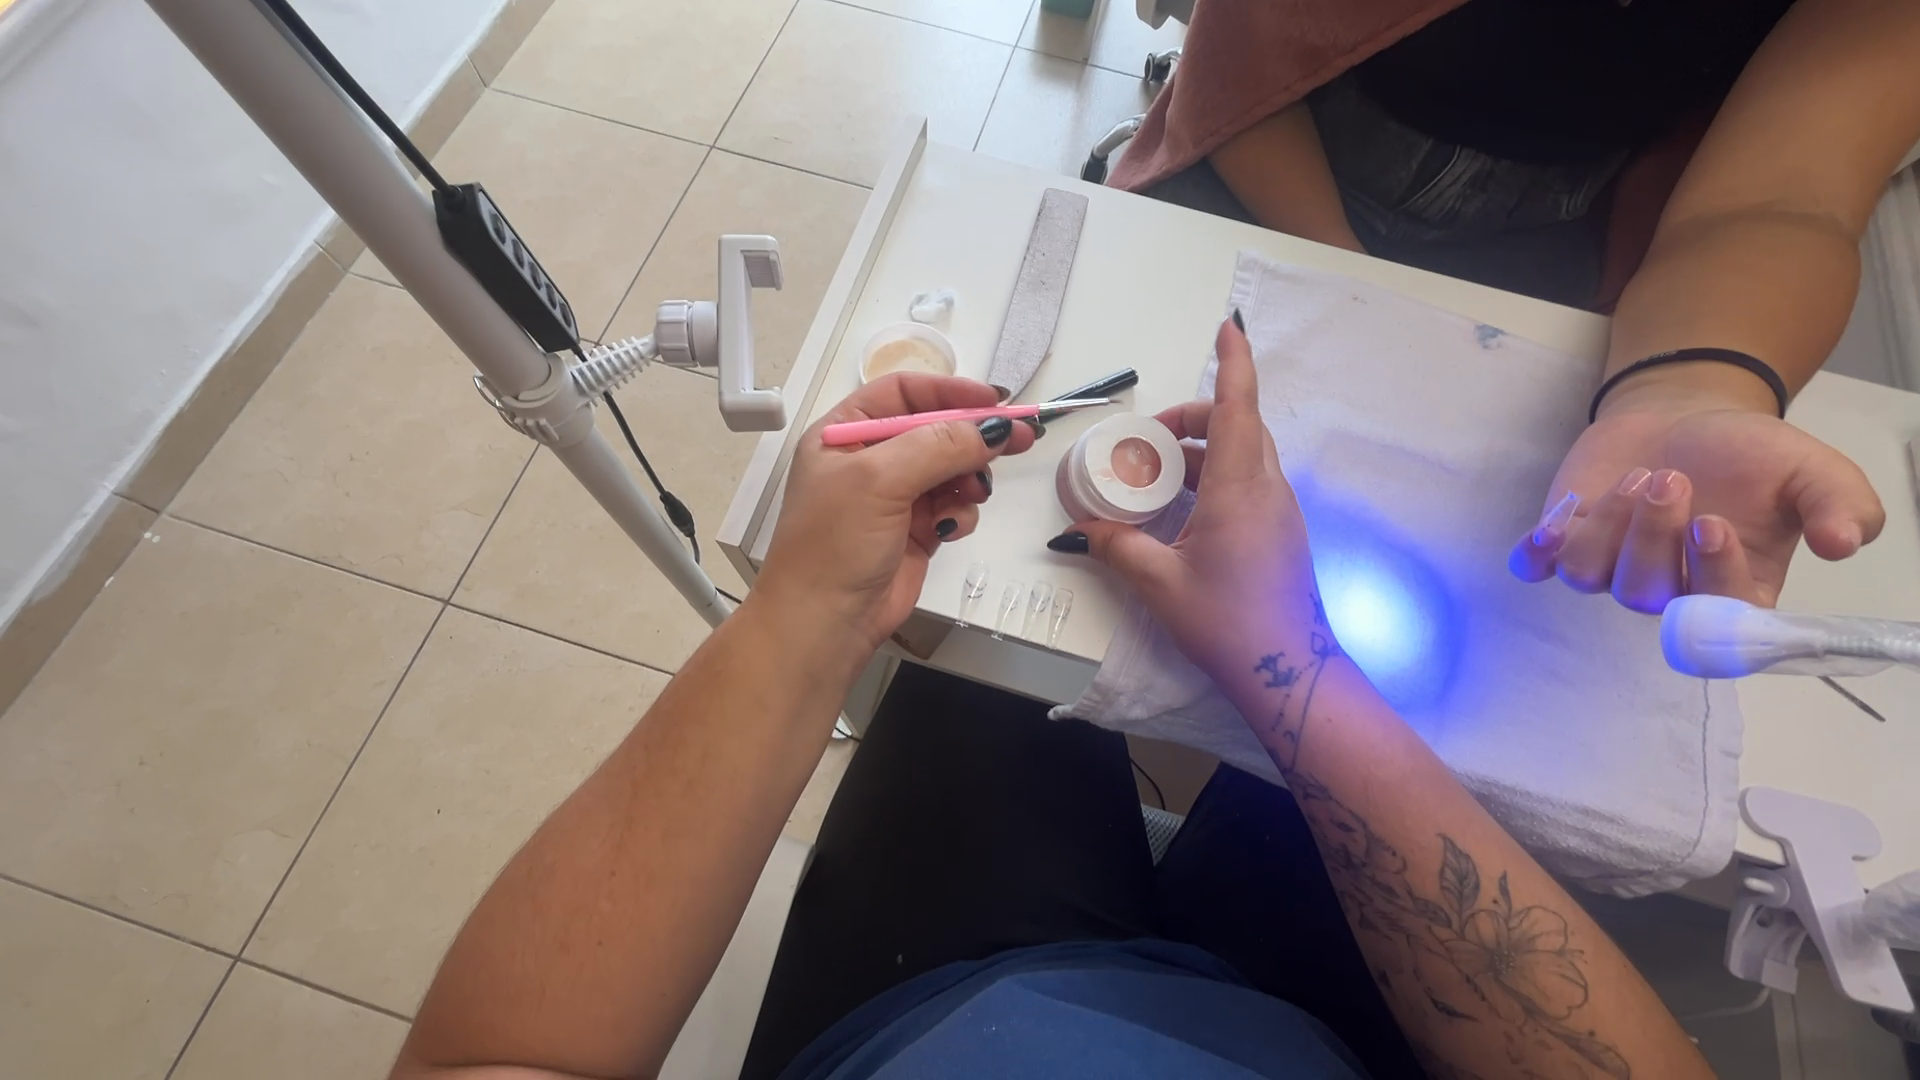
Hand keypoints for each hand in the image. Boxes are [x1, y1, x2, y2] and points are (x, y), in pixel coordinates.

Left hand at [752, 373, 1032, 651]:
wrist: (825, 623)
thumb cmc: (835, 543)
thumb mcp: (880, 479)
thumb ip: (940, 445)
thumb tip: (994, 428)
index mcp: (844, 433)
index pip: (903, 393)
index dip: (949, 391)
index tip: (994, 400)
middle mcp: (869, 460)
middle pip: (935, 430)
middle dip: (973, 436)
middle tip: (1021, 438)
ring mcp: (894, 497)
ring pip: (951, 468)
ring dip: (968, 477)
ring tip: (972, 492)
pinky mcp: (916, 530)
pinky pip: (953, 506)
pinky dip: (960, 512)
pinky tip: (949, 527)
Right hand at [1053, 316, 1326, 686]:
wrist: (1289, 674)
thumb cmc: (1226, 621)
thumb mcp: (1160, 583)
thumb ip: (1117, 547)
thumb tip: (1080, 531)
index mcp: (1242, 490)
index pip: (1239, 408)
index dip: (1233, 362)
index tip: (1227, 327)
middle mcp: (1267, 490)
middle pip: (1239, 426)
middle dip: (1195, 418)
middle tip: (1148, 439)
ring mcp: (1278, 511)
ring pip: (1244, 456)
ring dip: (1201, 452)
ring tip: (1154, 476)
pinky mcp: (1278, 532)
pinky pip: (1247, 484)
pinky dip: (1212, 479)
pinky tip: (1179, 511)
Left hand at [1508, 368, 1883, 611]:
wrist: (1681, 418)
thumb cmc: (1747, 453)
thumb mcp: (1811, 471)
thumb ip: (1838, 505)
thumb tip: (1843, 544)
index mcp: (1732, 582)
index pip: (1717, 612)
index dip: (1708, 575)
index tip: (1710, 523)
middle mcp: (1664, 584)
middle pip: (1641, 592)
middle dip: (1650, 535)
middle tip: (1669, 478)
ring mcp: (1606, 563)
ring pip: (1588, 575)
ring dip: (1607, 526)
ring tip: (1638, 476)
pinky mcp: (1562, 541)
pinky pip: (1533, 567)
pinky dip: (1534, 556)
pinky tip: (1551, 527)